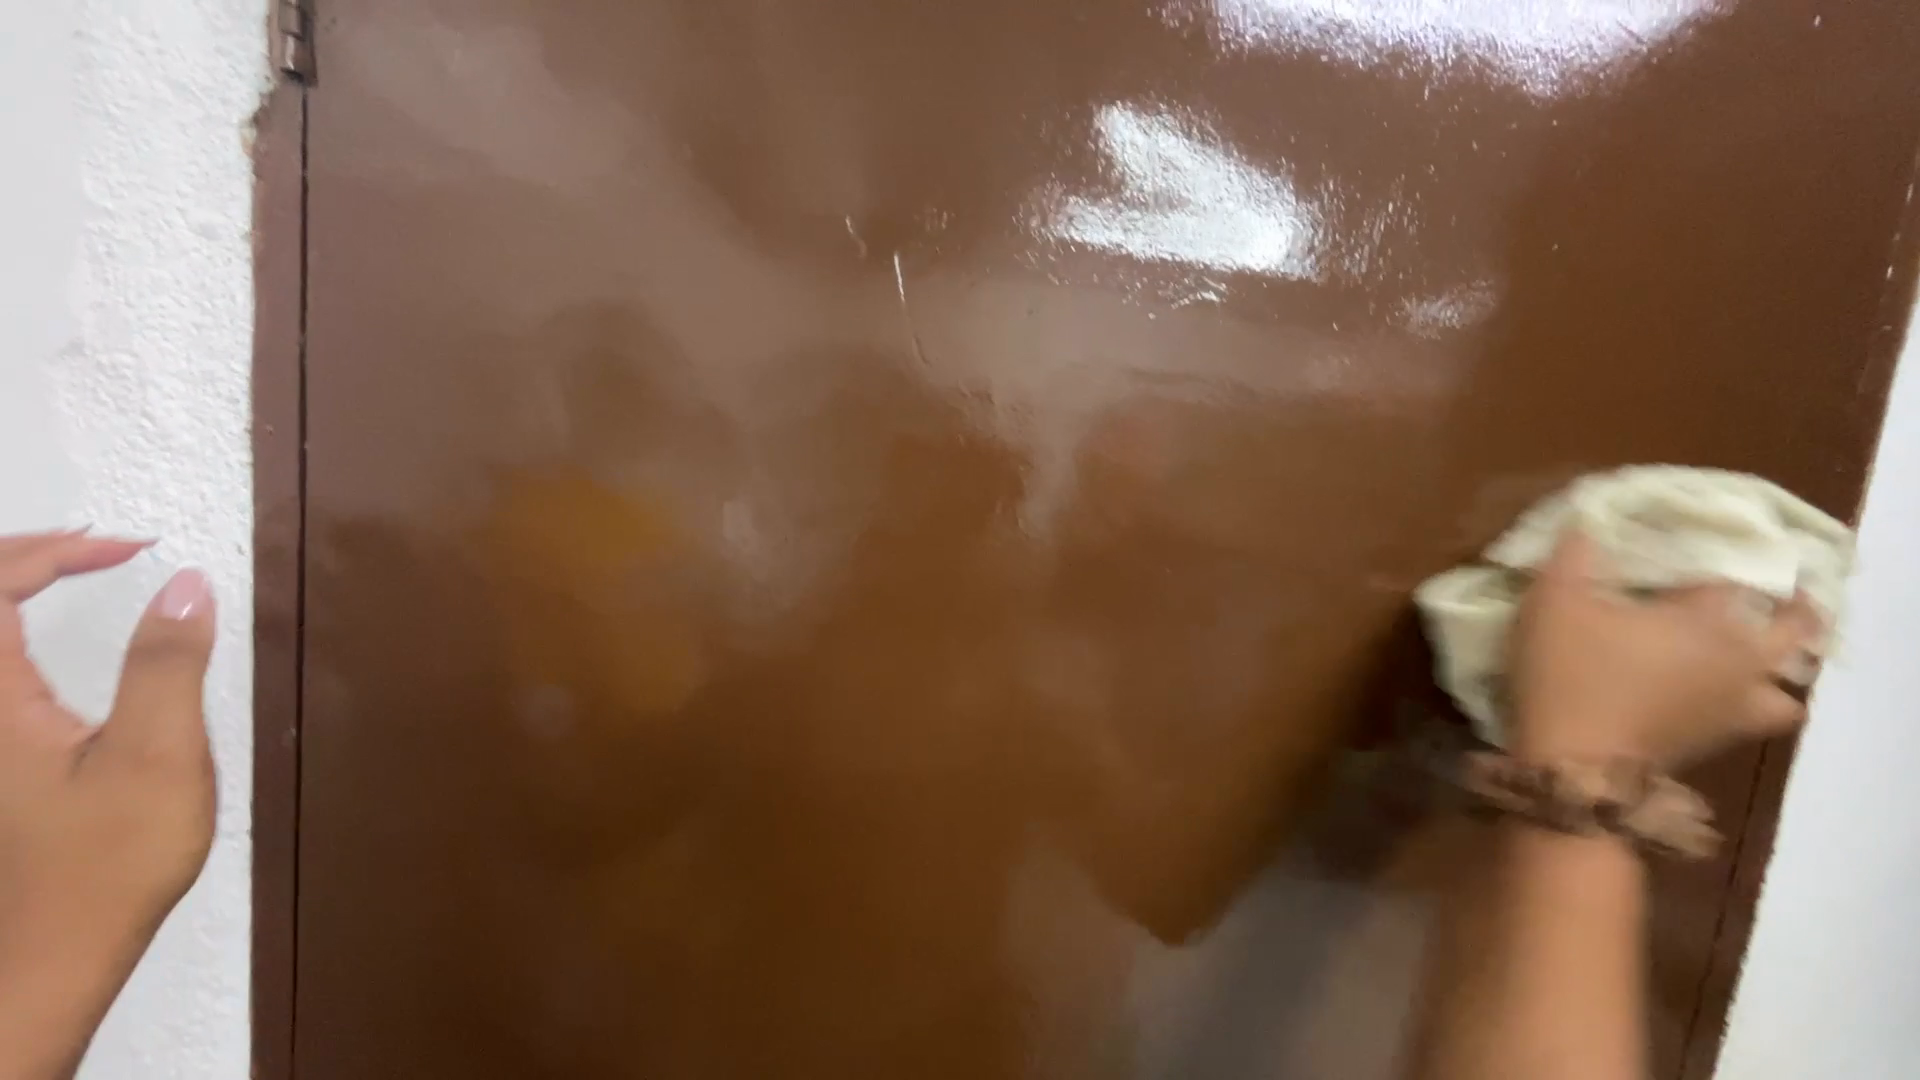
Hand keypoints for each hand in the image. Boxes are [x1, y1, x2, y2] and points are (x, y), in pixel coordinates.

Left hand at [0, 530, 216, 948]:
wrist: (51, 951)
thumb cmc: (108, 855)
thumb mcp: (155, 754)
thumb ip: (166, 663)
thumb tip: (185, 584)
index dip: (52, 553)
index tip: (135, 548)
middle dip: (20, 557)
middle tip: (100, 545)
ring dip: (5, 586)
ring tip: (70, 567)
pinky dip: (4, 624)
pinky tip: (37, 627)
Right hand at [1508, 529, 1818, 768]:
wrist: (1574, 757)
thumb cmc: (1568, 669)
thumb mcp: (1553, 599)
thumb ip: (1574, 555)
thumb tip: (1588, 522)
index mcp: (1710, 615)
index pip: (1733, 573)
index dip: (1711, 557)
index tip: (1685, 550)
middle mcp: (1743, 656)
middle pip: (1795, 624)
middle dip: (1785, 605)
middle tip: (1758, 593)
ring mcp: (1739, 702)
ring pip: (1791, 680)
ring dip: (1778, 664)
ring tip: (1746, 652)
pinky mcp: (1722, 737)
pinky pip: (1761, 715)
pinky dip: (1753, 702)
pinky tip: (1720, 695)